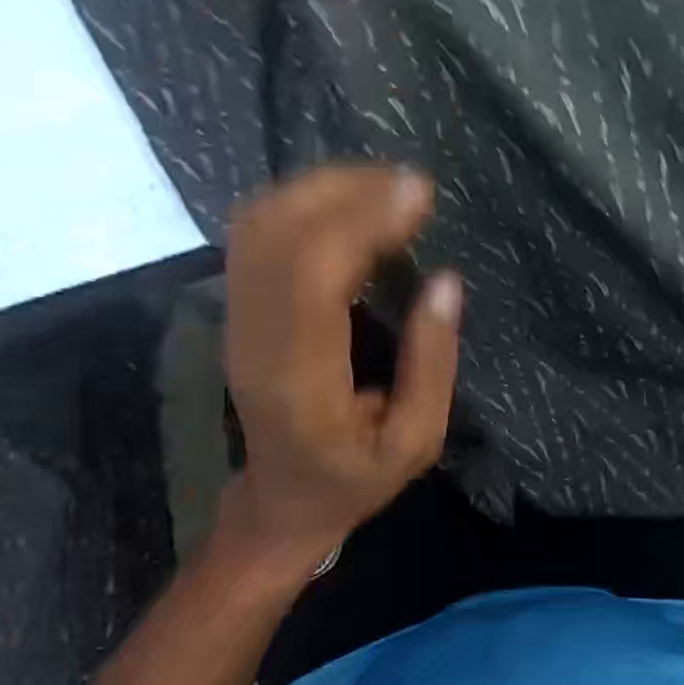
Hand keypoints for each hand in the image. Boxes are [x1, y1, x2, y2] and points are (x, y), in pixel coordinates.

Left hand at [215, 165, 462, 584]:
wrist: (281, 501)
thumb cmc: (355, 480)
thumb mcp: (416, 442)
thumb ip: (431, 365)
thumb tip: (446, 282)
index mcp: (300, 378)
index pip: (314, 274)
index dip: (363, 222)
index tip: (419, 195)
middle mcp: (255, 338)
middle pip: (277, 232)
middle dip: (345, 190)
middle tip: (410, 183)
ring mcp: (237, 320)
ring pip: (259, 223)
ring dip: (321, 189)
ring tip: (384, 186)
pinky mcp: (239, 311)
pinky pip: (257, 235)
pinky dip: (302, 204)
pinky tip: (348, 205)